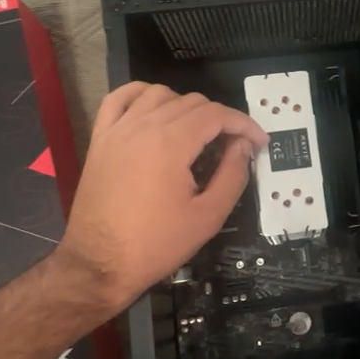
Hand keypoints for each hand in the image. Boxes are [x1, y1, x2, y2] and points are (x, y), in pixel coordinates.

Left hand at [57, 82, 267, 314]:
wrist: (100, 264)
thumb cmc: (156, 245)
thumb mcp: (208, 216)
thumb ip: (232, 175)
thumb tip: (244, 147)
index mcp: (171, 143)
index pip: (216, 114)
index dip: (244, 124)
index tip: (259, 143)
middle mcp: (143, 126)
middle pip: (192, 102)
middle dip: (221, 119)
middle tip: (235, 146)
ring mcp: (117, 130)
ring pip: (159, 94)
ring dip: (186, 106)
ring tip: (198, 132)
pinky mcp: (100, 139)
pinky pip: (119, 99)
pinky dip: (141, 95)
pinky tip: (156, 110)